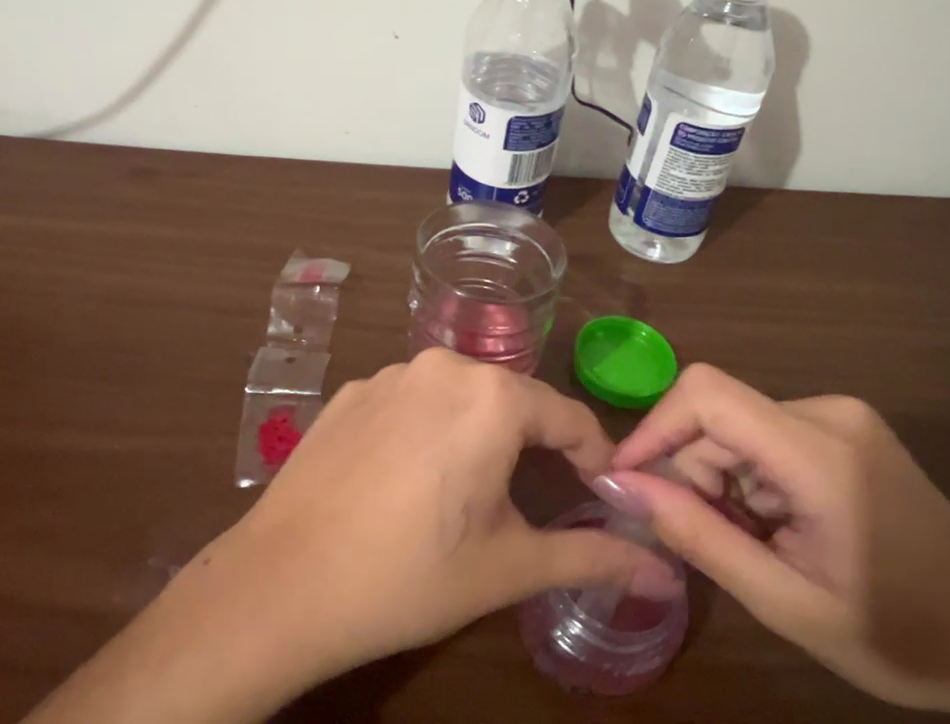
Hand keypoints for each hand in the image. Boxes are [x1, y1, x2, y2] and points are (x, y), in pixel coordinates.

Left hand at [24, 349, 670, 723]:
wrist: (285, 583)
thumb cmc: (410, 575)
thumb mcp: (508, 567)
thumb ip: (591, 556)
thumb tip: (664, 569)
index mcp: (491, 397)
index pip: (569, 417)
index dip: (593, 457)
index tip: (601, 495)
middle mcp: (442, 367)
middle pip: (512, 401)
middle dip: (533, 447)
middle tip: (535, 502)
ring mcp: (388, 375)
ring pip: (458, 398)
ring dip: (477, 437)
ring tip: (470, 495)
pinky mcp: (349, 393)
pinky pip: (410, 404)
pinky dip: (427, 433)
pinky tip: (409, 482)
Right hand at [598, 365, 949, 719]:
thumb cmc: (902, 634)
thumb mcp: (787, 603)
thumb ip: (700, 537)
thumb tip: (623, 485)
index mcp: (819, 451)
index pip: (706, 394)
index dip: (654, 427)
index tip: (626, 482)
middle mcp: (828, 414)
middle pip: (719, 419)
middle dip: (695, 477)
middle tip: (716, 547)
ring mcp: (843, 419)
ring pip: (739, 431)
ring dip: (726, 486)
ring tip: (761, 550)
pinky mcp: (848, 431)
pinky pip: (768, 439)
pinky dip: (754, 483)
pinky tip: (784, 532)